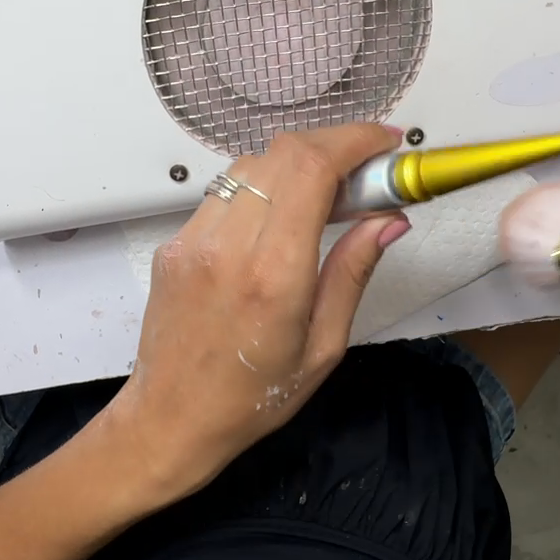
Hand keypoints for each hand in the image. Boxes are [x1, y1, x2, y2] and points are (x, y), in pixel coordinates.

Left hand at [113, 124, 410, 494]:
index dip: (354, 141)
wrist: (170, 419)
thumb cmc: (253, 399)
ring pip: (250, 165)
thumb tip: (389, 220)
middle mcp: (227, 246)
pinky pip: (224, 193)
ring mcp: (192, 240)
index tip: (385, 144)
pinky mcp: (174, 244)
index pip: (311, 168)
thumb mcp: (322, 347)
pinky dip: (262, 188)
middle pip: (281, 152)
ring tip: (326, 195)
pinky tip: (280, 219)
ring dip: (296, 164)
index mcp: (272, 276)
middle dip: (331, 145)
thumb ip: (352, 273)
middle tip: (364, 172)